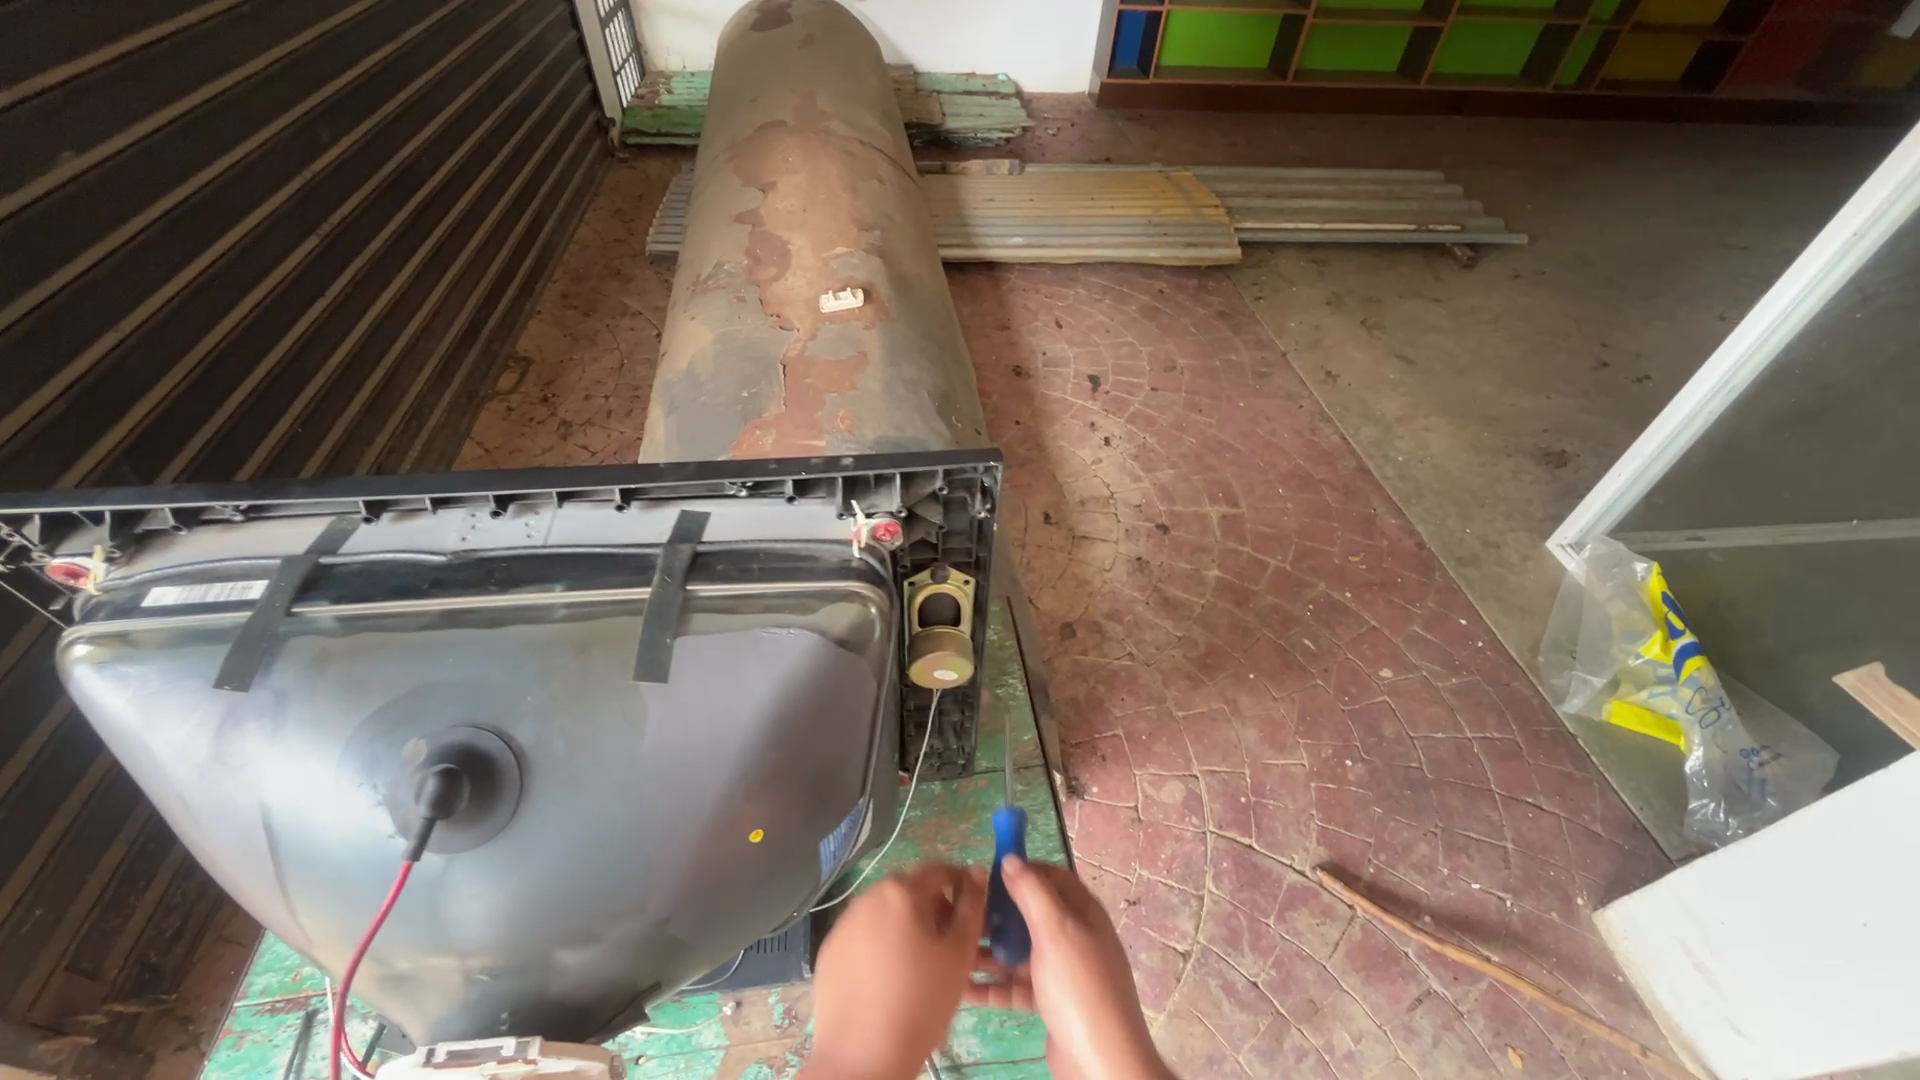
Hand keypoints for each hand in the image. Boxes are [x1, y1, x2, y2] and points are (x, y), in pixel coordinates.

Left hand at [804, 863, 986, 1079]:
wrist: (862, 1057)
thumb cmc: (921, 1001)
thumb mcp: (959, 954)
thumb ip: (972, 907)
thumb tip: (978, 872)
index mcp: (902, 891)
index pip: (940, 870)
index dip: (961, 885)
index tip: (973, 912)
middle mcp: (868, 896)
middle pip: (910, 890)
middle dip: (934, 908)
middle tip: (949, 944)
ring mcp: (844, 923)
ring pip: (885, 913)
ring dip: (906, 926)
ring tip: (920, 964)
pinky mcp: (829, 950)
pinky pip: (863, 935)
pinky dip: (880, 945)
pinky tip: (889, 978)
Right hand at [965, 857, 1171, 1079]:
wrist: (1102, 1063)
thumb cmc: (1079, 986)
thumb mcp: (1055, 930)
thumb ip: (1032, 892)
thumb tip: (1011, 858)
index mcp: (1082, 913)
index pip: (1052, 877)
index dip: (1024, 870)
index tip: (988, 871)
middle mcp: (1074, 937)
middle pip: (1031, 915)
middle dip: (998, 912)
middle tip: (961, 912)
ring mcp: (1062, 972)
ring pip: (1020, 952)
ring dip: (989, 950)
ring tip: (952, 948)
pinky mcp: (1050, 1003)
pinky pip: (1016, 986)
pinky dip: (992, 986)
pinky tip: (961, 986)